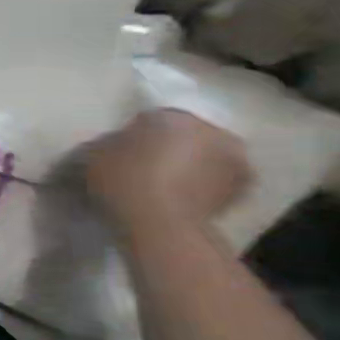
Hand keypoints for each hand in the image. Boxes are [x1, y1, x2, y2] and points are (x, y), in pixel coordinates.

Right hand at [84, 109, 251, 232]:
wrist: (161, 223)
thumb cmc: (122, 181)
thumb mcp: (95, 154)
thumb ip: (112, 142)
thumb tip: (122, 143)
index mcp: (177, 117)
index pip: (154, 116)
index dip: (137, 131)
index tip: (123, 147)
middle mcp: (213, 132)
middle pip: (188, 133)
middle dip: (171, 144)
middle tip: (147, 162)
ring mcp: (236, 160)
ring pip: (206, 154)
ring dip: (191, 163)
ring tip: (165, 182)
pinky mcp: (244, 188)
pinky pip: (218, 176)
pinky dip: (203, 182)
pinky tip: (181, 195)